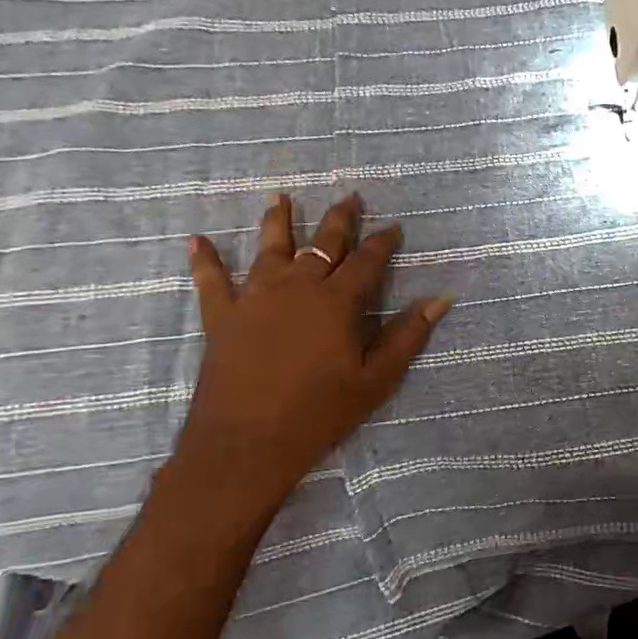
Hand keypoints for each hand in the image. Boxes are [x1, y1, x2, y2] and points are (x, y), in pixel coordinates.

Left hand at [179, 193, 451, 505]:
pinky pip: (211, 280)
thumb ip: (408, 336)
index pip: (367, 260)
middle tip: (350, 196)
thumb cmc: (318, 413)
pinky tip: (196, 240)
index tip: (394, 227)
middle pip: (323, 243)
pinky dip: (205, 260)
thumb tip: (441, 299)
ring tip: (280, 197)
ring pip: (270, 248)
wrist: (248, 442)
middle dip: (340, 218)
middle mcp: (297, 287)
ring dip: (277, 221)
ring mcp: (256, 297)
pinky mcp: (223, 315)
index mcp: (336, 301)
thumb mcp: (375, 380)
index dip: (383, 242)